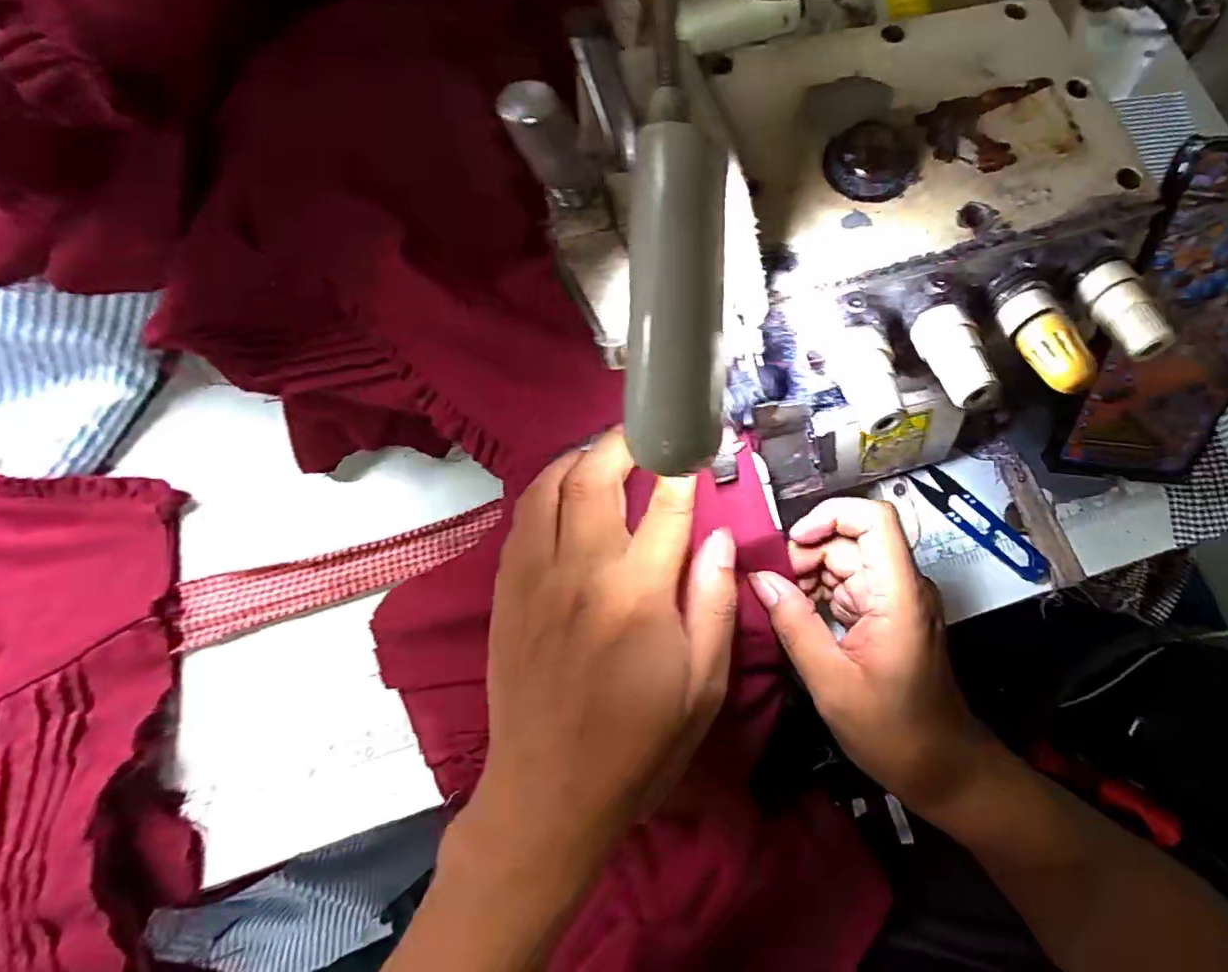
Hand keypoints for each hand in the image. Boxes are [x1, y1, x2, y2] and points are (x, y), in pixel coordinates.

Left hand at [466, 428, 737, 850]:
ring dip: (578, 458)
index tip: (698, 445)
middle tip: (647, 433)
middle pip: (594, 478)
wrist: (549, 795)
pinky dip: (545, 490)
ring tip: (605, 452)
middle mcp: (581, 573)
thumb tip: (719, 538)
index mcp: (638, 594)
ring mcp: (534, 581)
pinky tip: (564, 492)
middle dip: (623, 442)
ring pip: (547, 489)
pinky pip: (522, 521)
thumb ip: (713, 602)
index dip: (684, 466)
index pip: (666, 505)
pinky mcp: (507, 596)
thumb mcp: (704, 684)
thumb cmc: (641, 742)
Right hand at [749, 499, 993, 813]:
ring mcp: (897, 598)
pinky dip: (822, 593)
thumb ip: (795, 625)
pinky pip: (851, 585)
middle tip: (772, 585)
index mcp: (899, 593)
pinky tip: (797, 614)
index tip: (793, 540)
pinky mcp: (888, 613)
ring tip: (779, 604)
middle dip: (808, 552)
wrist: (940, 765)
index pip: (875, 518)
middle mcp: (903, 585)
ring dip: (810, 574)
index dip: (832, 514)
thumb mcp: (832, 682)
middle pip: (853, 539)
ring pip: (848, 560)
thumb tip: (760, 580)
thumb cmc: (893, 731)